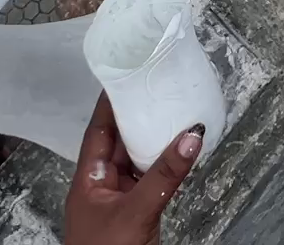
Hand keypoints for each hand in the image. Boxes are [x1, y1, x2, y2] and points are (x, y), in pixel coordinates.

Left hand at [64, 95, 203, 244]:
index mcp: (88, 180)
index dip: (111, 100)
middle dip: (138, 112)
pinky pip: (151, 177)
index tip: (126, 69)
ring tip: (175, 104)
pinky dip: (165, 160)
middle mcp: (101, 185)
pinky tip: (182, 146)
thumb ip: (165, 174)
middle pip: (119, 140)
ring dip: (154, 135)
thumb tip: (194, 132)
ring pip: (137, 158)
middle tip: (160, 80)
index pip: (98, 129)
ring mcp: (118, 200)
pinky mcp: (136, 214)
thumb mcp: (137, 212)